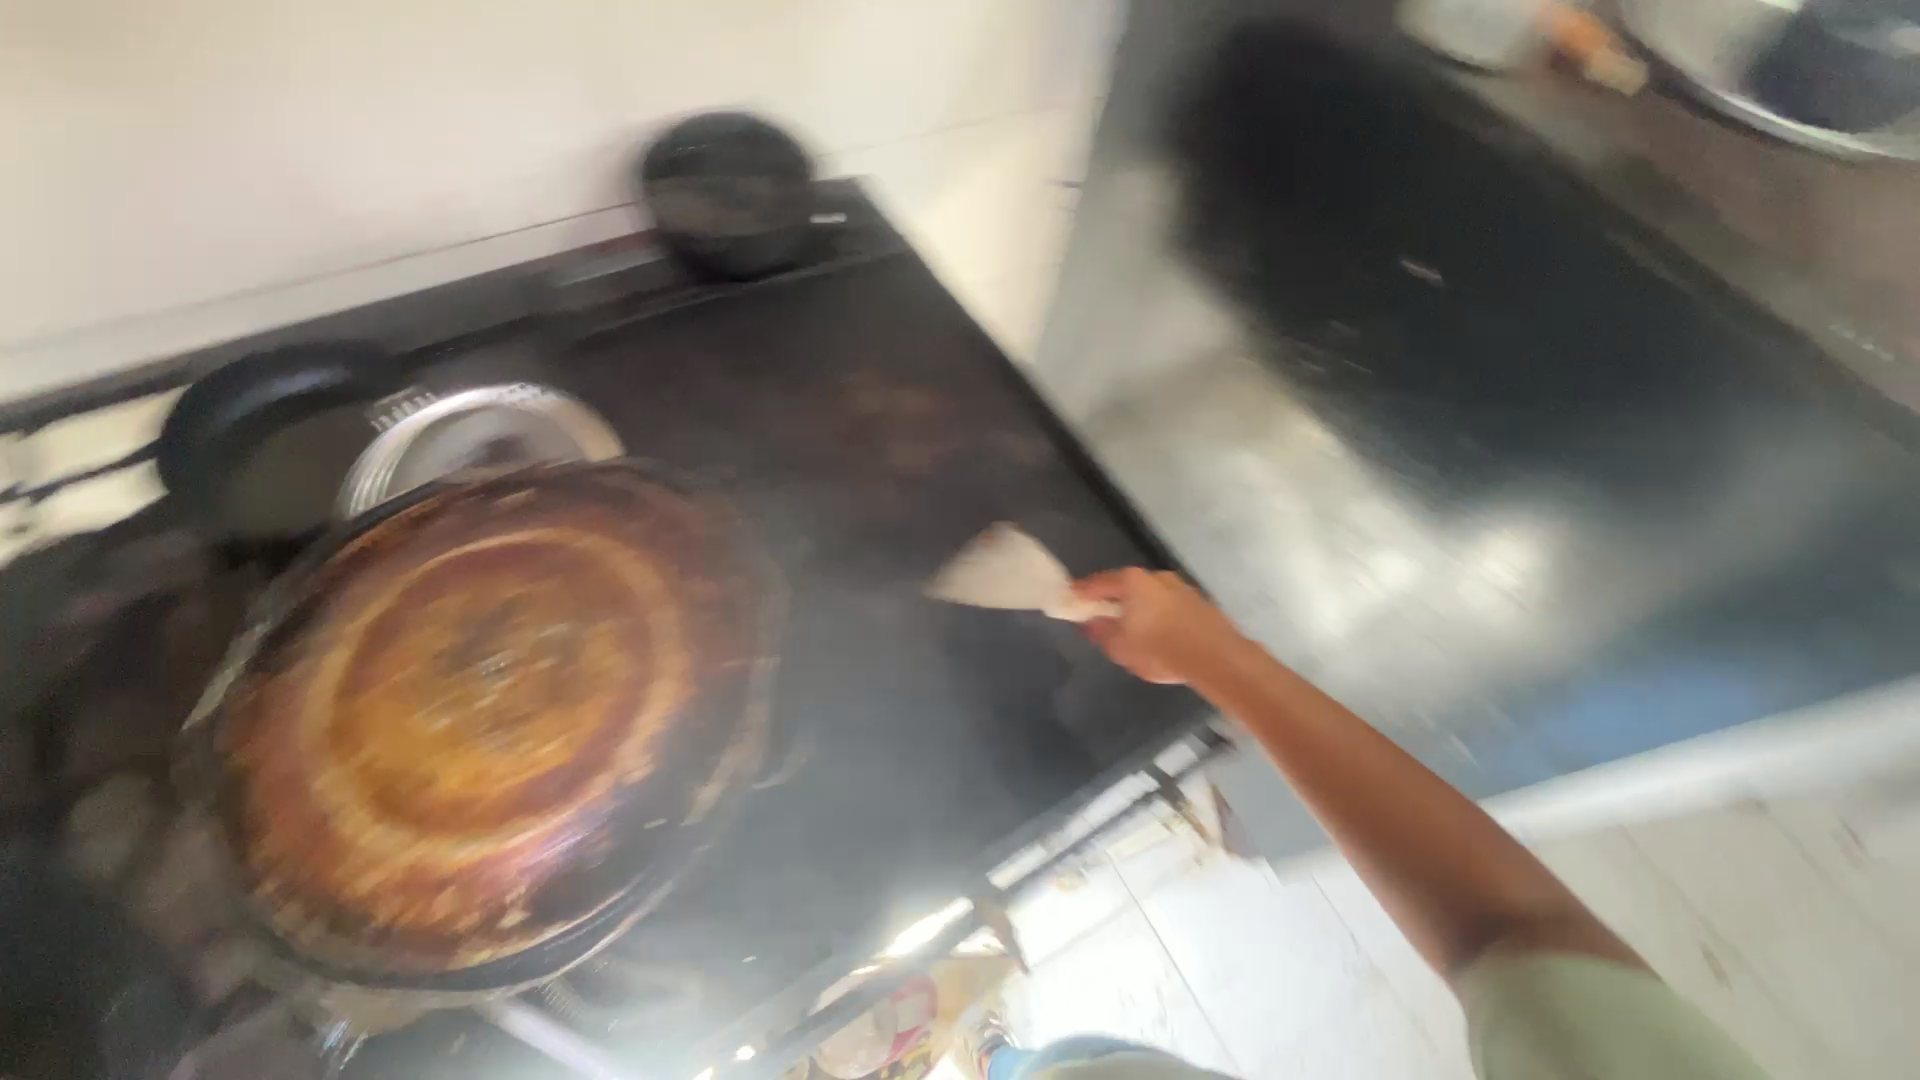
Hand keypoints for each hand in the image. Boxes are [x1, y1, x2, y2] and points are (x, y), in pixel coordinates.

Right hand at [1073, 568, 1245, 684]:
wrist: (1217, 658)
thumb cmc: (1159, 649)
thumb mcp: (1120, 646)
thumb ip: (1100, 631)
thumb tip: (1089, 621)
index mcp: (1132, 581)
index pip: (1097, 584)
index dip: (1081, 593)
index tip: (1069, 600)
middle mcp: (1156, 577)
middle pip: (1125, 587)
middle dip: (1112, 601)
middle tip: (1101, 617)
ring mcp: (1181, 587)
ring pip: (1150, 596)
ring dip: (1139, 609)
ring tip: (1133, 631)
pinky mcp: (1199, 602)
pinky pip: (1169, 606)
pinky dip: (1159, 616)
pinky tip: (1160, 635)